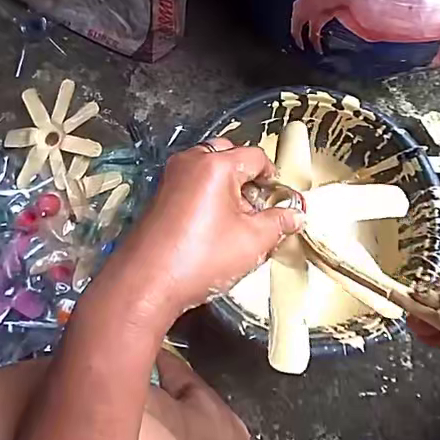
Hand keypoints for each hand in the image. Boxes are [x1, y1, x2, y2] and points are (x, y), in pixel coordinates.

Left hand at [102, 139, 302, 323]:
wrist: (146, 283)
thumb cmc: (196, 260)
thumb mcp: (254, 241)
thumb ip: (279, 222)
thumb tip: (293, 215)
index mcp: (215, 165)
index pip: (256, 157)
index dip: (273, 178)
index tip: (280, 199)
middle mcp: (190, 163)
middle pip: (230, 156)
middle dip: (248, 179)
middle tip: (260, 208)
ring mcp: (172, 178)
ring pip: (209, 169)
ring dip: (228, 187)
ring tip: (238, 221)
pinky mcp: (161, 196)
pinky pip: (192, 183)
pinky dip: (207, 195)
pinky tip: (214, 227)